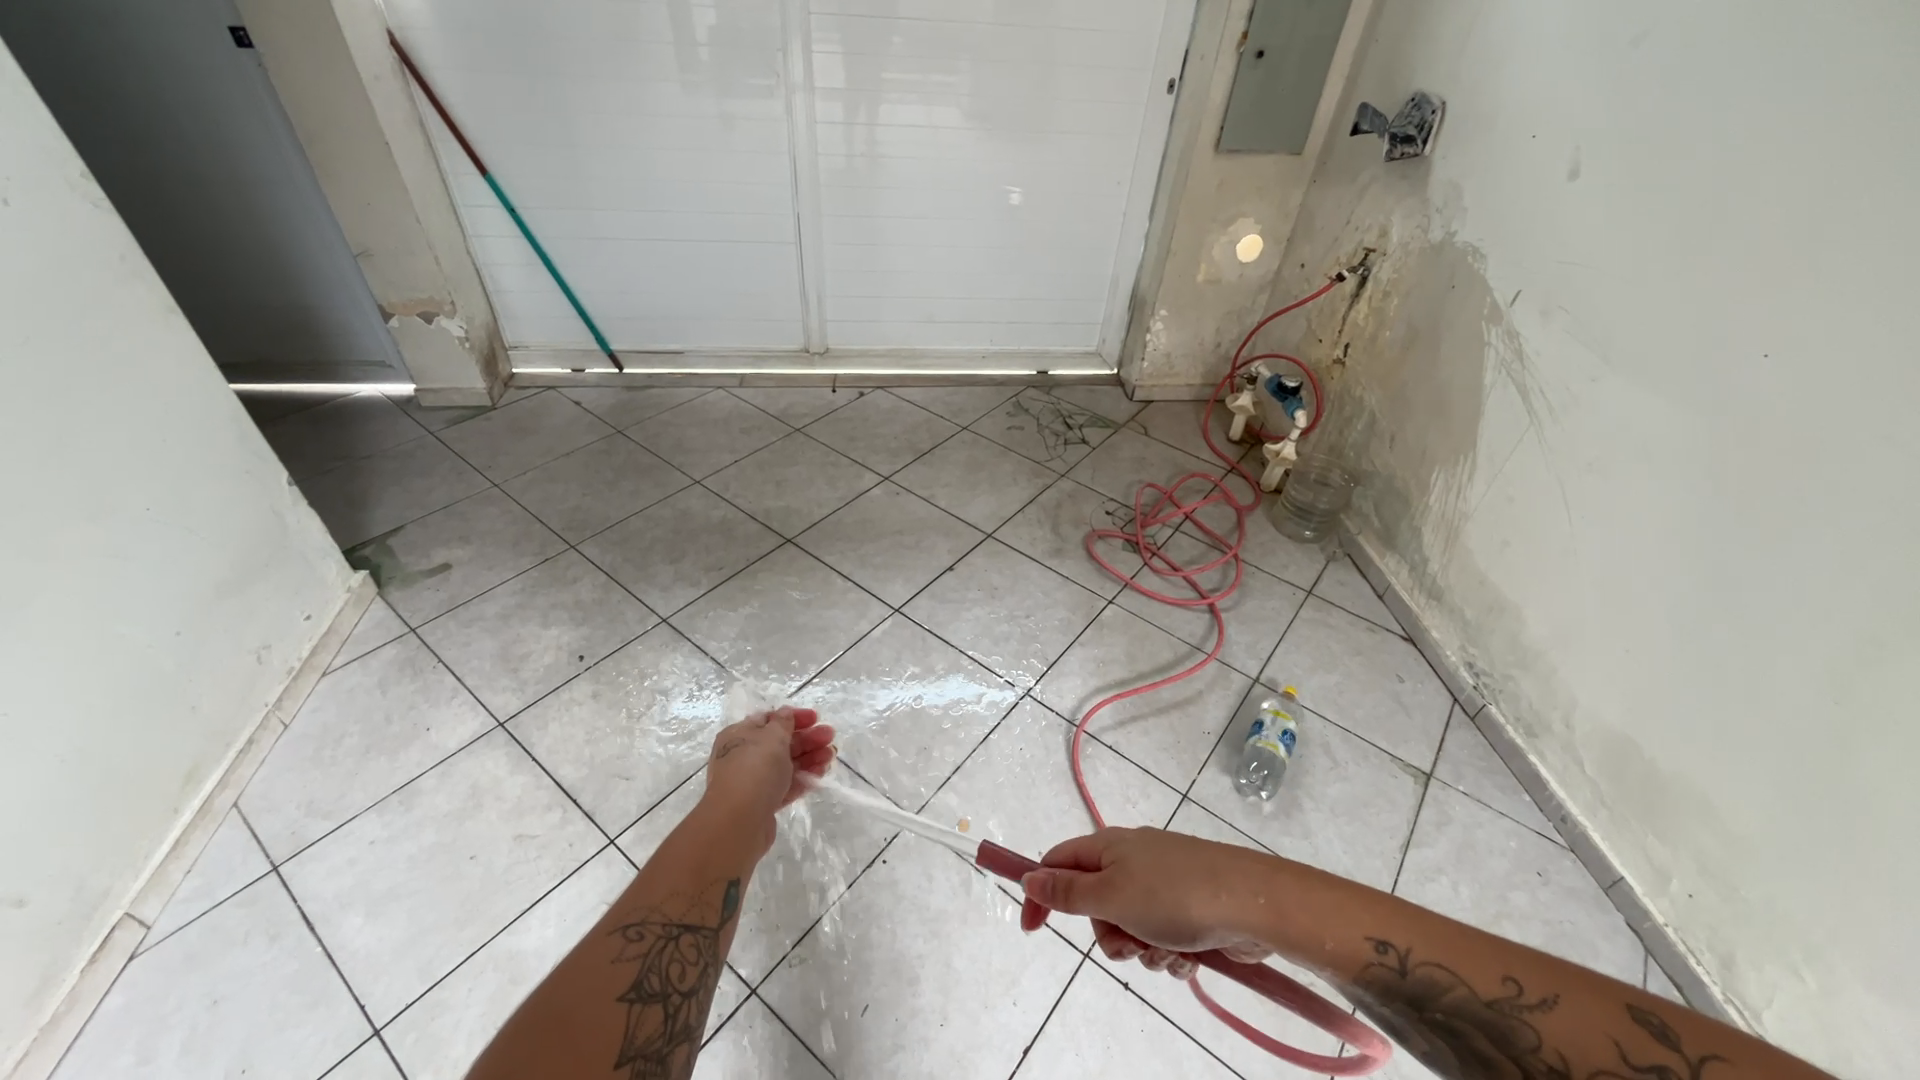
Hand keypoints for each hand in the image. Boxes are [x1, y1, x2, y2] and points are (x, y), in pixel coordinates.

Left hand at [700, 706, 835, 849]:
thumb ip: (783, 723)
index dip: (793, 717)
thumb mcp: (771, 738)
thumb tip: (785, 713)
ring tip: (831, 756)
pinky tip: (820, 775)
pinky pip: (785, 786)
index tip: (817, 718)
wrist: (738, 821)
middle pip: (780, 743)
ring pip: (785, 765)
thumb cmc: (754, 770)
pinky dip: (803, 779)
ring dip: (809, 758)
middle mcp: (743, 756)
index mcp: (739, 735)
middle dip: (807, 739)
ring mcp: (752, 782)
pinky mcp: (762, 803)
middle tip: (830, 737)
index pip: (768, 720)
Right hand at [1019, 827, 1275, 980]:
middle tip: (1129, 939)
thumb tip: (1030, 876)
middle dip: (1108, 934)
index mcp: (1109, 848)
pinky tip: (1189, 957)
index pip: (1058, 863)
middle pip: (1095, 905)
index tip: (1033, 930)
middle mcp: (1133, 862)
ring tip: (1167, 949)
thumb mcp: (1111, 895)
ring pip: (1130, 928)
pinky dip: (1169, 953)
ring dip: (1142, 949)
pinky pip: (1161, 938)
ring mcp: (1163, 885)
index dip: (1041, 892)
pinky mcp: (1190, 910)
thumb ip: (1068, 891)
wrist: (1253, 903)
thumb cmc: (1174, 896)